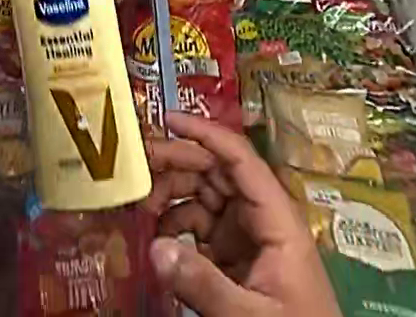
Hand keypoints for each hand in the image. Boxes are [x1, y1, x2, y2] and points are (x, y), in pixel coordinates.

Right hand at [144, 113, 338, 316]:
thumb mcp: (250, 316)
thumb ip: (204, 285)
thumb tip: (155, 249)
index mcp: (276, 215)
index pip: (239, 157)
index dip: (205, 132)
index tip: (168, 119)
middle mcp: (260, 215)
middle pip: (216, 170)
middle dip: (178, 160)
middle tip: (140, 160)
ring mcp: (246, 235)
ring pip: (204, 194)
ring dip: (173, 192)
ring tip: (143, 202)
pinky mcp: (233, 257)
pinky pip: (199, 225)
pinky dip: (176, 224)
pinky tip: (158, 238)